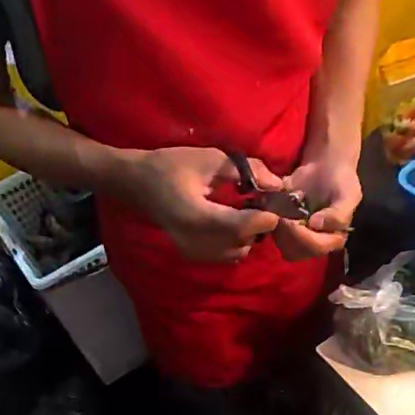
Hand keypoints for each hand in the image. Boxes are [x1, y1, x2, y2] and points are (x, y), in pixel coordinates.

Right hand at [112, 146, 282, 262]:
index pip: (242, 228)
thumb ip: (245, 170)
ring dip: (248, 235)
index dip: (265, 218)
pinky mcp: (193, 255)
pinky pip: (226, 255)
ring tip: (245, 212)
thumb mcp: (208, 159)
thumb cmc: (169, 166)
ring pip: (237, 252)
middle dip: (258, 225)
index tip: (274, 202)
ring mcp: (193, 252)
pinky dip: (236, 242)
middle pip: (243, 243)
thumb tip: (278, 183)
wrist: (136, 184)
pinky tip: (231, 222)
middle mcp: (195, 242)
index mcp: (197, 217)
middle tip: (261, 204)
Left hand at [272, 156, 359, 259]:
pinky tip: (274, 206)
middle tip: (283, 215)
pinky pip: (272, 232)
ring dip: (277, 227)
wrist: (325, 168)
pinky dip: (269, 220)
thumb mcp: (349, 195)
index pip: (317, 248)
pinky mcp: (283, 227)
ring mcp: (298, 236)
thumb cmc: (340, 182)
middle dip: (287, 234)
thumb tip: (315, 224)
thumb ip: (338, 214)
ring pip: (282, 244)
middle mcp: (316, 242)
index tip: (295, 220)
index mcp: (334, 238)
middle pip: (296, 252)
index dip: (304, 237)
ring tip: (279, 209)